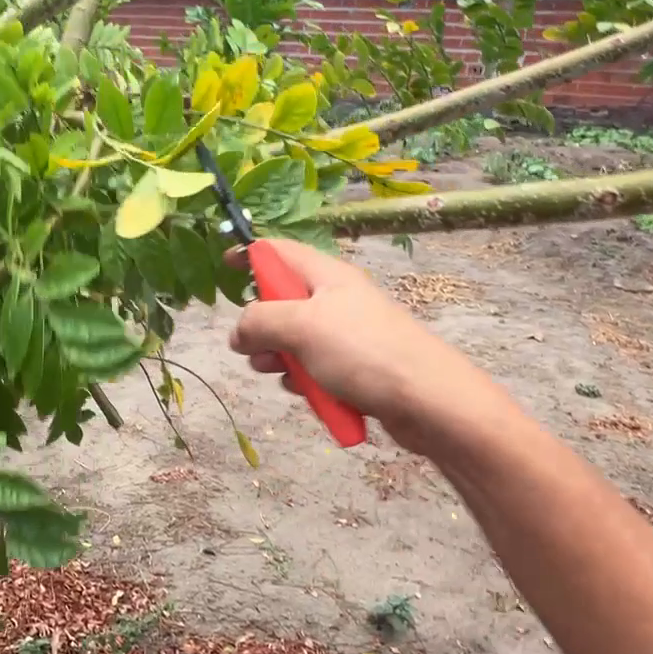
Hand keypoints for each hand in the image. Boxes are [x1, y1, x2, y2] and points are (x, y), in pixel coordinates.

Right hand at [227, 239, 508, 453]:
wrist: (427, 401)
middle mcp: (336, 301)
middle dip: (260, 328)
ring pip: (293, 343)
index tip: (224, 264)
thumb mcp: (301, 327)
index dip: (250, 253)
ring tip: (284, 377)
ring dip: (281, 361)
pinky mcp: (353, 369)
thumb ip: (259, 321)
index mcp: (327, 277)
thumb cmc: (364, 353)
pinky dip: (306, 383)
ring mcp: (346, 336)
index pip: (280, 252)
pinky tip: (313, 396)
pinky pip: (313, 370)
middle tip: (251, 350)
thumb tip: (238, 332)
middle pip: (281, 304)